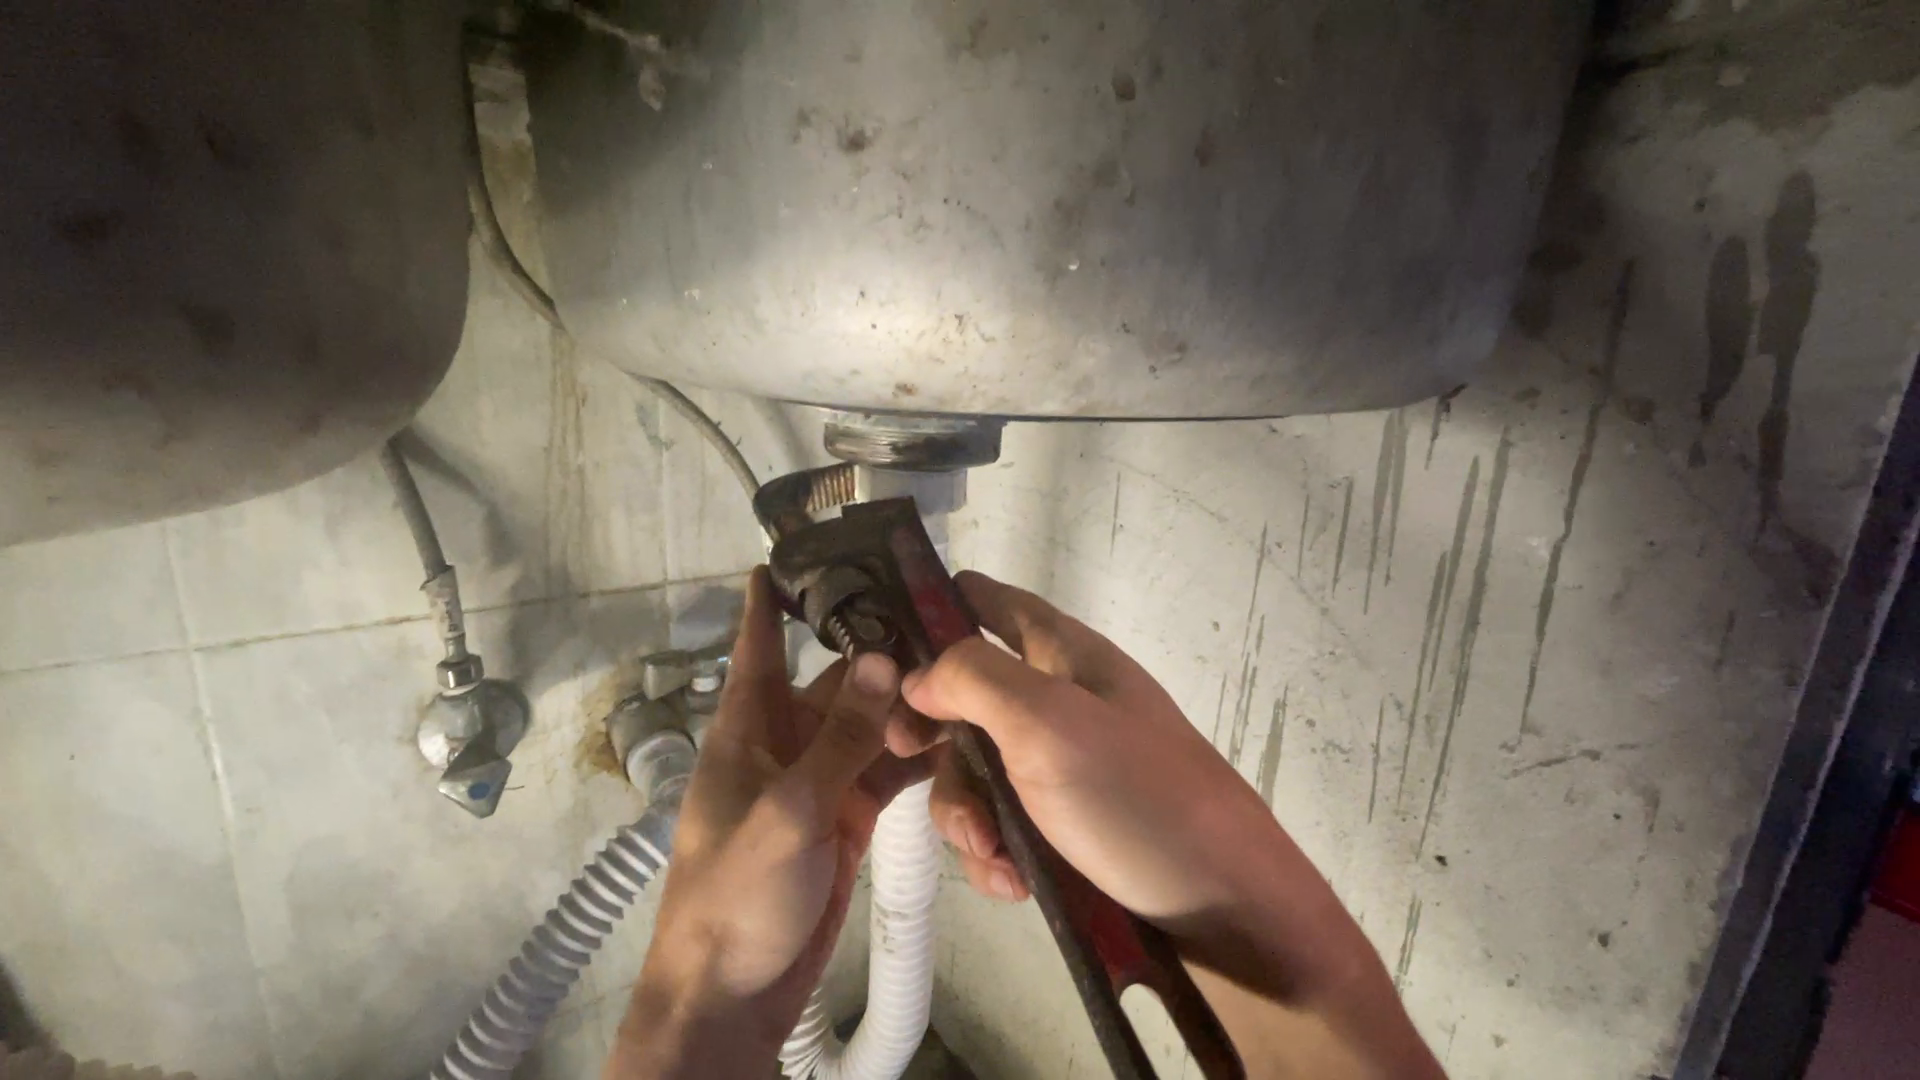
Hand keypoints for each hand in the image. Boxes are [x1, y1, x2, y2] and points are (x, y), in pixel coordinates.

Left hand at [606, 568, 919, 1079]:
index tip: (792, 554)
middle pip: (836, 683)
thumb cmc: (738, 891)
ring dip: (908, 710)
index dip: (771, 601)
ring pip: (868, 726)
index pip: (759, 646)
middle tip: (941, 624)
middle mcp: (785, 742)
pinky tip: (957, 741)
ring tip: (963, 680)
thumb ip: (841, 737)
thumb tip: (885, 659)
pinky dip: (916, 758)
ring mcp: (819, 781)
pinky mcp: (846, 816)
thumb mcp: (790, 809)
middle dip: (881, 658)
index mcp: (749, 728)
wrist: (733, 992)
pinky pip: (884, 772)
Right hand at [898, 571, 1315, 953]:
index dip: (934, 606)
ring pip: (973, 768)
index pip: (990, 601)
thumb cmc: (1137, 799)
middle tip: (906, 755)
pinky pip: (998, 822)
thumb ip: (976, 679)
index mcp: (1063, 654)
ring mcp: (1058, 765)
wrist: (1226, 915)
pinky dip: (993, 851)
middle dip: (934, 733)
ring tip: (991, 853)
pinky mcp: (1059, 824)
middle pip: (963, 694)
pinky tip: (1012, 881)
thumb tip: (920, 673)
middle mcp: (1057, 701)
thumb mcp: (1050, 723)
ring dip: (965, 812)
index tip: (880, 642)